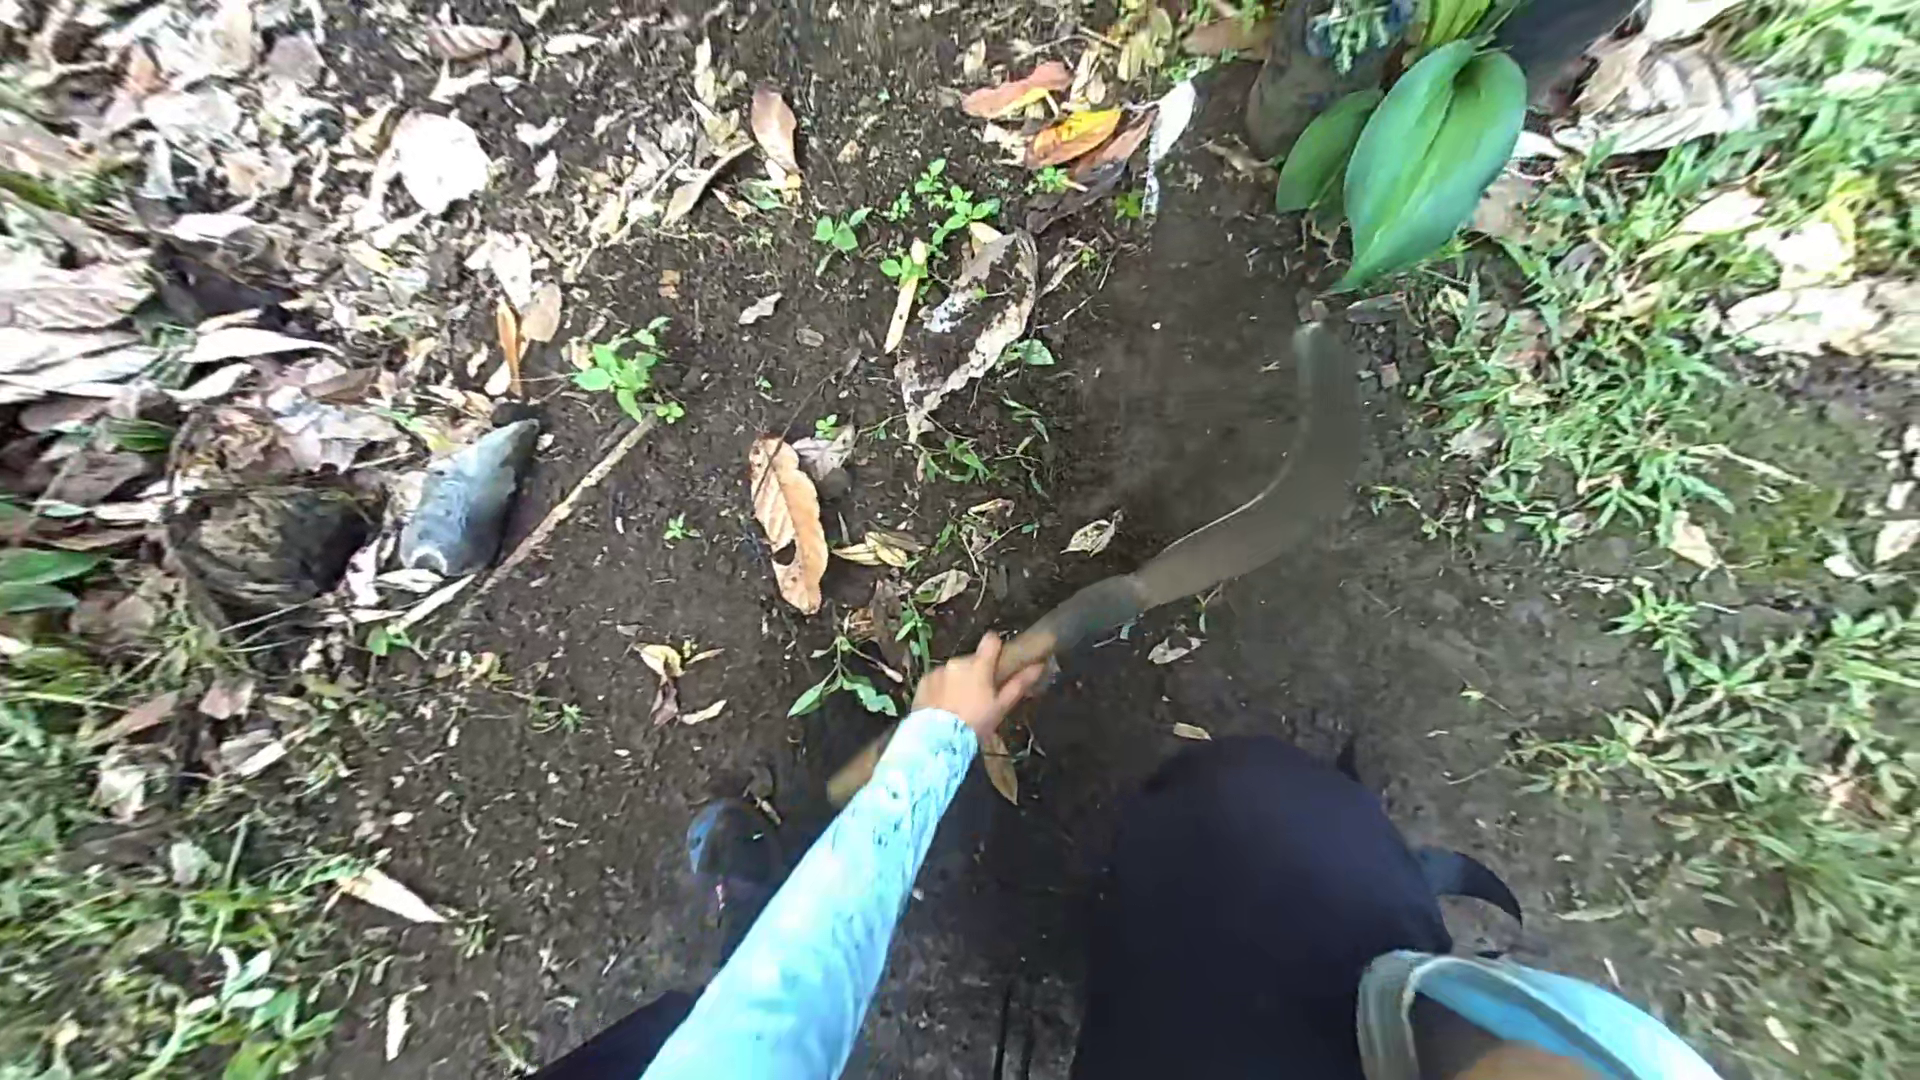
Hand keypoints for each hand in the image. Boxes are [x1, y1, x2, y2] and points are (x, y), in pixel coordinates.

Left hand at [911, 633, 1046, 741]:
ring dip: (958, 680)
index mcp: (979, 665)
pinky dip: (941, 688)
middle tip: (979, 696)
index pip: (991, 640)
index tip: (998, 661)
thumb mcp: (1001, 707)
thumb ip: (1019, 683)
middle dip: (976, 672)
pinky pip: (937, 679)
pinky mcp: (924, 681)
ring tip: (958, 705)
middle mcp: (957, 662)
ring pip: (954, 670)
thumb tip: (1039, 665)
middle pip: (972, 659)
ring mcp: (938, 670)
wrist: (938, 740)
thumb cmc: (975, 723)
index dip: (996, 648)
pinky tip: (943, 707)